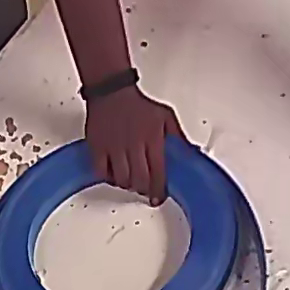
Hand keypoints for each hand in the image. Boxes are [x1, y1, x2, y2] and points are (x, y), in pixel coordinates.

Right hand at [85, 87, 183, 205]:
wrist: (112, 92)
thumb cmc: (138, 106)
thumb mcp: (165, 116)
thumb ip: (178, 136)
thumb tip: (191, 153)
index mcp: (152, 137)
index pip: (158, 170)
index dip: (159, 188)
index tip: (159, 197)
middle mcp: (134, 144)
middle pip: (139, 179)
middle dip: (143, 189)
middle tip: (144, 190)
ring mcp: (114, 147)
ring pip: (121, 179)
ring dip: (127, 185)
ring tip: (130, 181)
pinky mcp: (98, 148)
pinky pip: (102, 173)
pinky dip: (108, 178)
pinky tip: (114, 174)